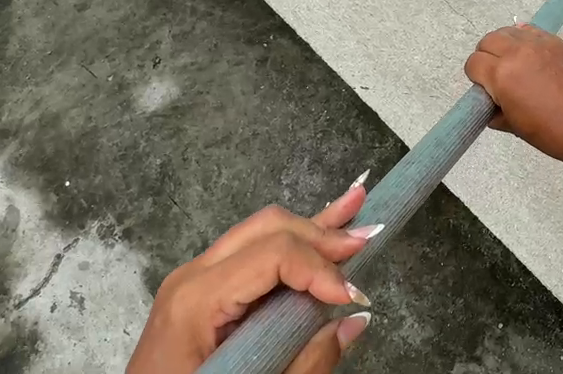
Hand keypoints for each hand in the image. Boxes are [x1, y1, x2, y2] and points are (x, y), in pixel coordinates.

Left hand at [126, 186, 378, 373]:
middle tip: (368, 244)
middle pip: (271, 229)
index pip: (274, 254)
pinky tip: (330, 212)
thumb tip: (356, 321)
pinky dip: (296, 236)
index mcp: (196, 300)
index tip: (353, 296)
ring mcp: (197, 279)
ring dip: (315, 226)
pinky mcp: (207, 289)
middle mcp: (194, 276)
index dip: (320, 268)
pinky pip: (256, 250)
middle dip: (322, 236)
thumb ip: (304, 364)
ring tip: (360, 204)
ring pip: (266, 230)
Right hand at [464, 24, 562, 162]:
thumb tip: (491, 102)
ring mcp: (540, 44)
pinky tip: (532, 54)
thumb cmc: (549, 132)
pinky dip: (526, 39)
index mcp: (502, 75)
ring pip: (510, 31)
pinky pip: (534, 31)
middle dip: (487, 56)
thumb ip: (495, 110)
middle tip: (497, 73)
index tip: (485, 87)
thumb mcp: (513, 126)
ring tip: (515, 61)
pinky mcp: (559, 42)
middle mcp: (518, 53)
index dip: (476, 76)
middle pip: (488, 40)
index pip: (473, 63)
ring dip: (506, 44)